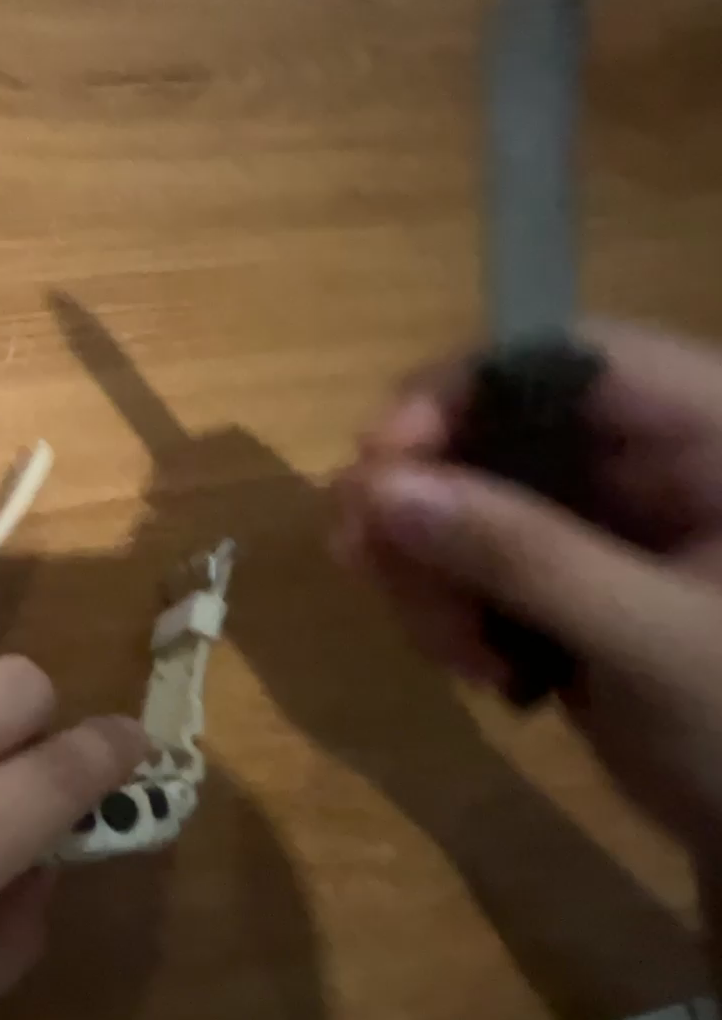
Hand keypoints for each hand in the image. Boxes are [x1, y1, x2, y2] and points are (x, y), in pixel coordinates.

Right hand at [334, 320, 721, 858]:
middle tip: (363, 561)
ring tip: (448, 649)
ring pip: (448, 501)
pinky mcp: (549, 574)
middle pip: (482, 434)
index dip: (463, 390)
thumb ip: (522, 555)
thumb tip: (376, 487)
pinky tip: (463, 659)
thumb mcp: (656, 640)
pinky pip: (449, 557)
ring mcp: (594, 524)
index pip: (573, 361)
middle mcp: (652, 469)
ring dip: (416, 569)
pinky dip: (430, 602)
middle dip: (410, 502)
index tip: (379, 455)